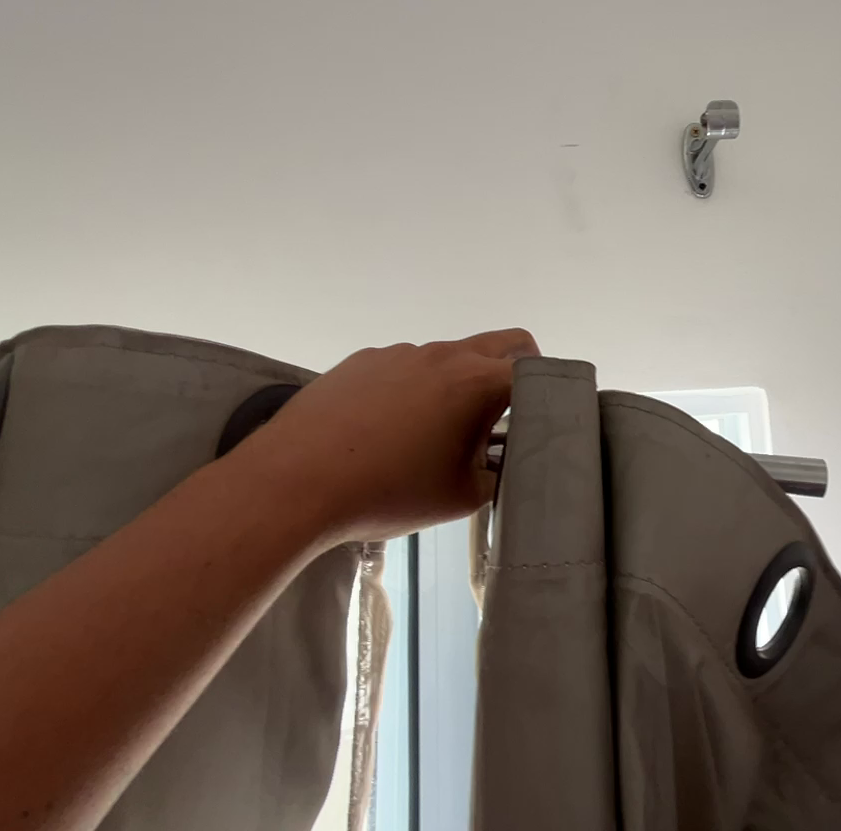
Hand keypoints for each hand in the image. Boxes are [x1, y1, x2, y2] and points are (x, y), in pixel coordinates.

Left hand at [224, 329, 538, 542]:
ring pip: (449, 358)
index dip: (548, 395)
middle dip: (517, 372)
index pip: (536, 372)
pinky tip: (384, 431)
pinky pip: (405, 367)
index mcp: (477, 382)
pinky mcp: (362, 360)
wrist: (292, 484)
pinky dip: (413, 389)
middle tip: (508, 415)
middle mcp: (444, 355)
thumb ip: (499, 473)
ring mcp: (400, 352)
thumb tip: (502, 461)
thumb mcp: (463, 496)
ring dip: (458, 384)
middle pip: (503, 344)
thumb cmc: (388, 492)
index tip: (541, 422)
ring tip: (430, 436)